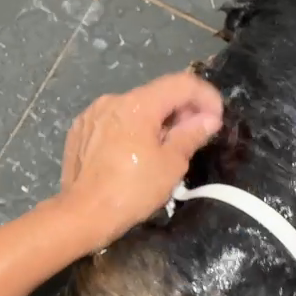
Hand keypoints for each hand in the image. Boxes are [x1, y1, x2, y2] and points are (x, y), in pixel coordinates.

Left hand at [56, 72, 222, 246]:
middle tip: (194, 136)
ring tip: (165, 148)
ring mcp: (91, 115)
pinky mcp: (79, 130)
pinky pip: (112, 121)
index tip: (215, 119)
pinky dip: (130, 129)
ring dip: (154, 121)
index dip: (205, 96)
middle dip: (180, 110)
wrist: (83, 212)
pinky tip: (134, 153)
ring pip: (133, 108)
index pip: (180, 83)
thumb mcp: (171, 163)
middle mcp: (111, 101)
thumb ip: (191, 134)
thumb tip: (208, 118)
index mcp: (136, 104)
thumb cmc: (132, 189)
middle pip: (155, 94)